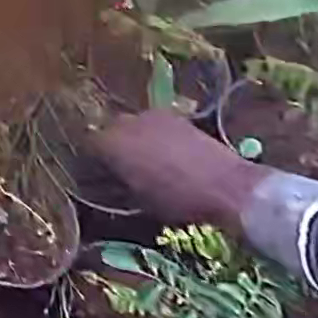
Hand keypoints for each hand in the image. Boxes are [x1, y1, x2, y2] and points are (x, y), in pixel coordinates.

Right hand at [88, 111, 274, 229]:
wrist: (230, 188)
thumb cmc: (179, 201)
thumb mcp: (140, 200)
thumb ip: (117, 184)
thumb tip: (107, 181)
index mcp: (109, 144)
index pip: (87, 146)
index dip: (92, 161)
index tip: (99, 175)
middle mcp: (123, 122)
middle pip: (108, 131)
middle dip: (112, 147)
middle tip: (123, 167)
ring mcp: (149, 115)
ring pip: (132, 125)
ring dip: (134, 139)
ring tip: (148, 159)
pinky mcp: (174, 116)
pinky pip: (154, 124)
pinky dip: (155, 136)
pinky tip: (169, 153)